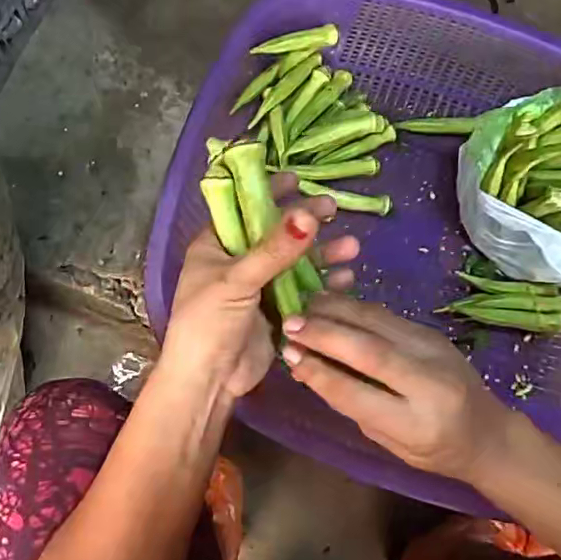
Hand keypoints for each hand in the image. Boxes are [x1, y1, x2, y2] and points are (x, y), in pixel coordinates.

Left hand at [163, 173, 358, 399]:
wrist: (209, 381)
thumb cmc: (208, 324)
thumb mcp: (238, 281)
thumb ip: (275, 249)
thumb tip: (309, 214)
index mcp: (217, 247)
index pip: (245, 209)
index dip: (269, 192)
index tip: (297, 178)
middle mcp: (239, 262)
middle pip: (278, 234)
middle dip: (305, 223)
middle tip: (333, 208)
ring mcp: (261, 287)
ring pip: (297, 263)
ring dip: (323, 254)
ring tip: (352, 247)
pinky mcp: (278, 311)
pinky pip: (305, 290)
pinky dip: (325, 283)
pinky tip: (345, 277)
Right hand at [280, 294, 525, 480]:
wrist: (487, 431)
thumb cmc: (434, 450)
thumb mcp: (389, 442)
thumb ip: (352, 405)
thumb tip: (307, 367)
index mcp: (416, 423)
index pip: (358, 393)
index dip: (320, 373)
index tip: (289, 356)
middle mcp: (429, 382)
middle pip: (369, 349)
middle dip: (324, 333)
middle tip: (289, 324)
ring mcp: (434, 350)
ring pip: (378, 322)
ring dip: (336, 311)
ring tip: (303, 307)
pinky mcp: (432, 332)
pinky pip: (386, 316)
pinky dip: (354, 308)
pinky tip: (331, 305)